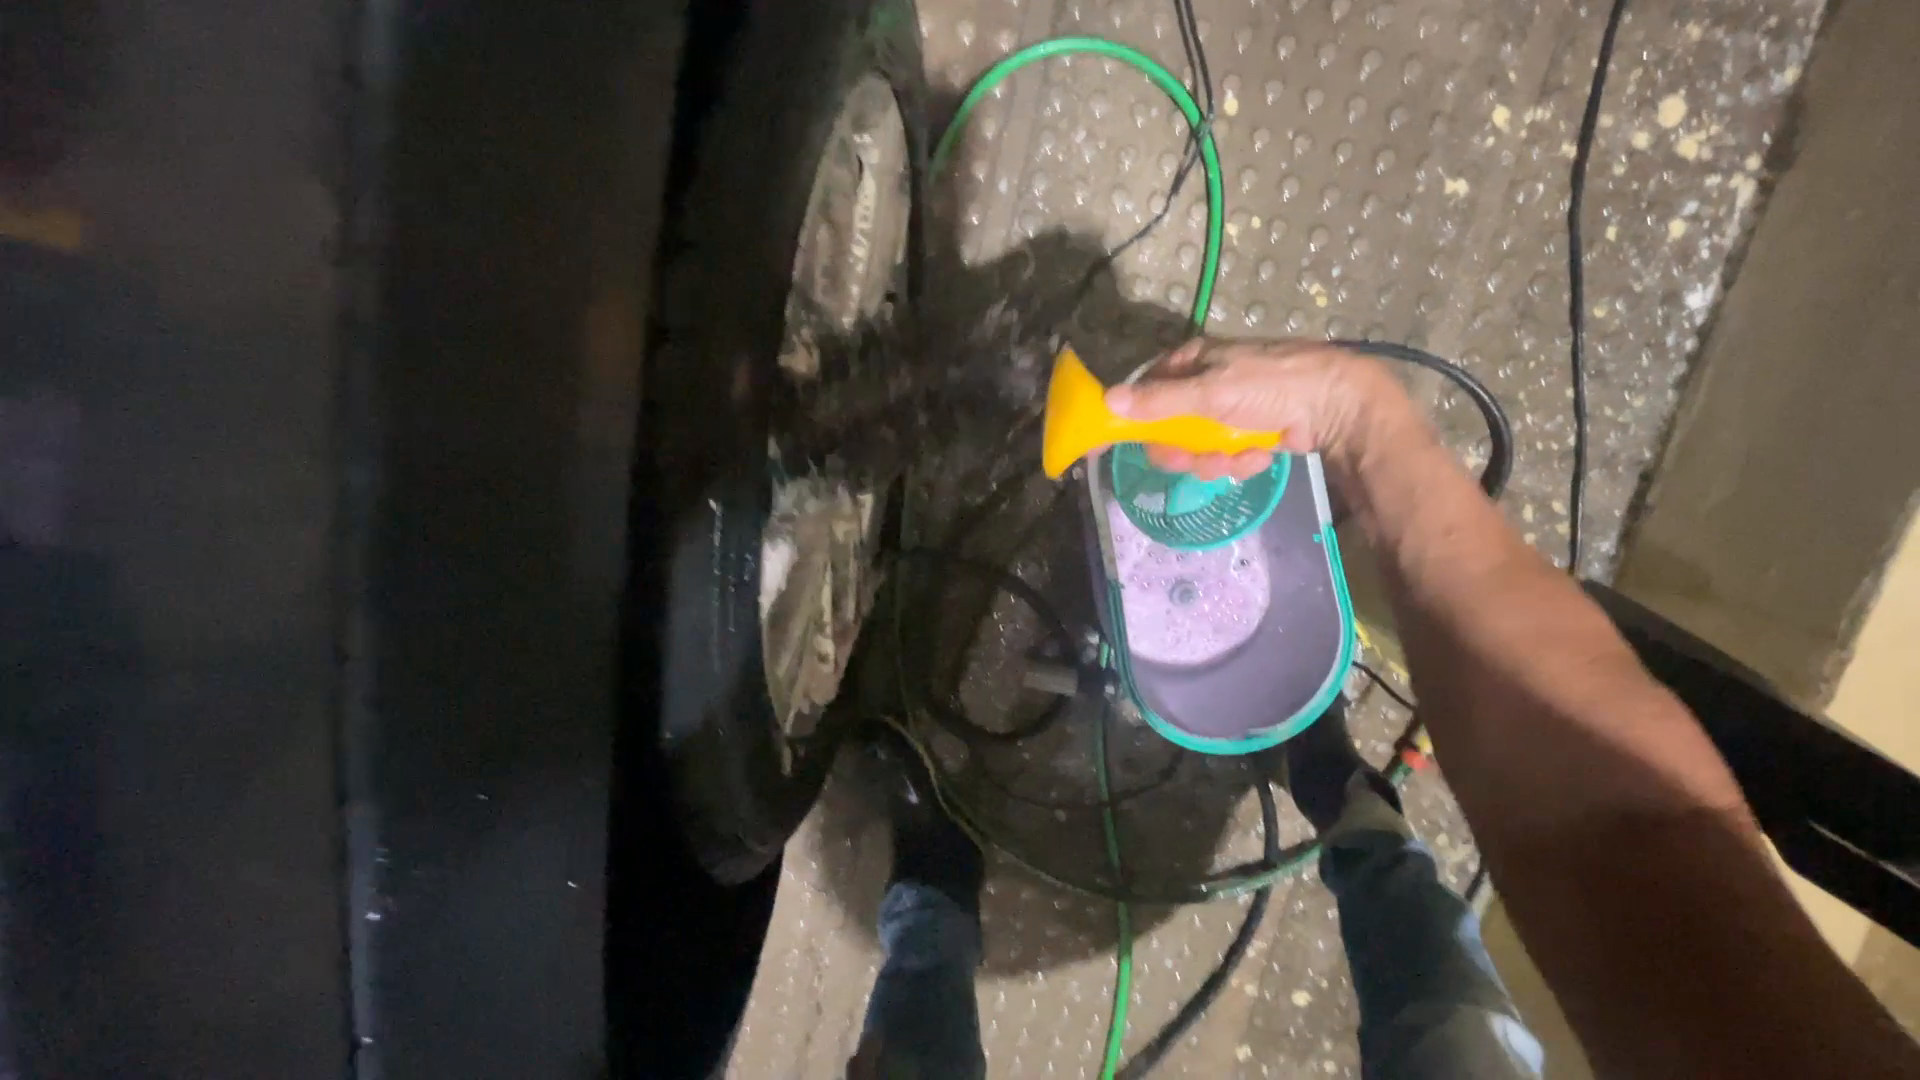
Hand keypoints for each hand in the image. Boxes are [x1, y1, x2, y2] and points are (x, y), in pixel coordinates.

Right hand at [1103, 338, 1409, 480]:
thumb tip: (1107, 400)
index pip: (1145, 389)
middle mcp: (1207, 382)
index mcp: (1193, 361)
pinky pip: (1226, 454)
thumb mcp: (1210, 392)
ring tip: (1236, 458)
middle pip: (1169, 426)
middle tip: (1191, 460)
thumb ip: (1159, 401)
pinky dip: (1240, 460)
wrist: (1338, 404)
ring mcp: (1229, 410)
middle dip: (1182, 449)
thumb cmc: (1271, 385)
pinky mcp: (1250, 432)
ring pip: (1197, 446)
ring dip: (1214, 459)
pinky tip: (1260, 456)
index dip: (1130, 417)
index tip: (1115, 445)